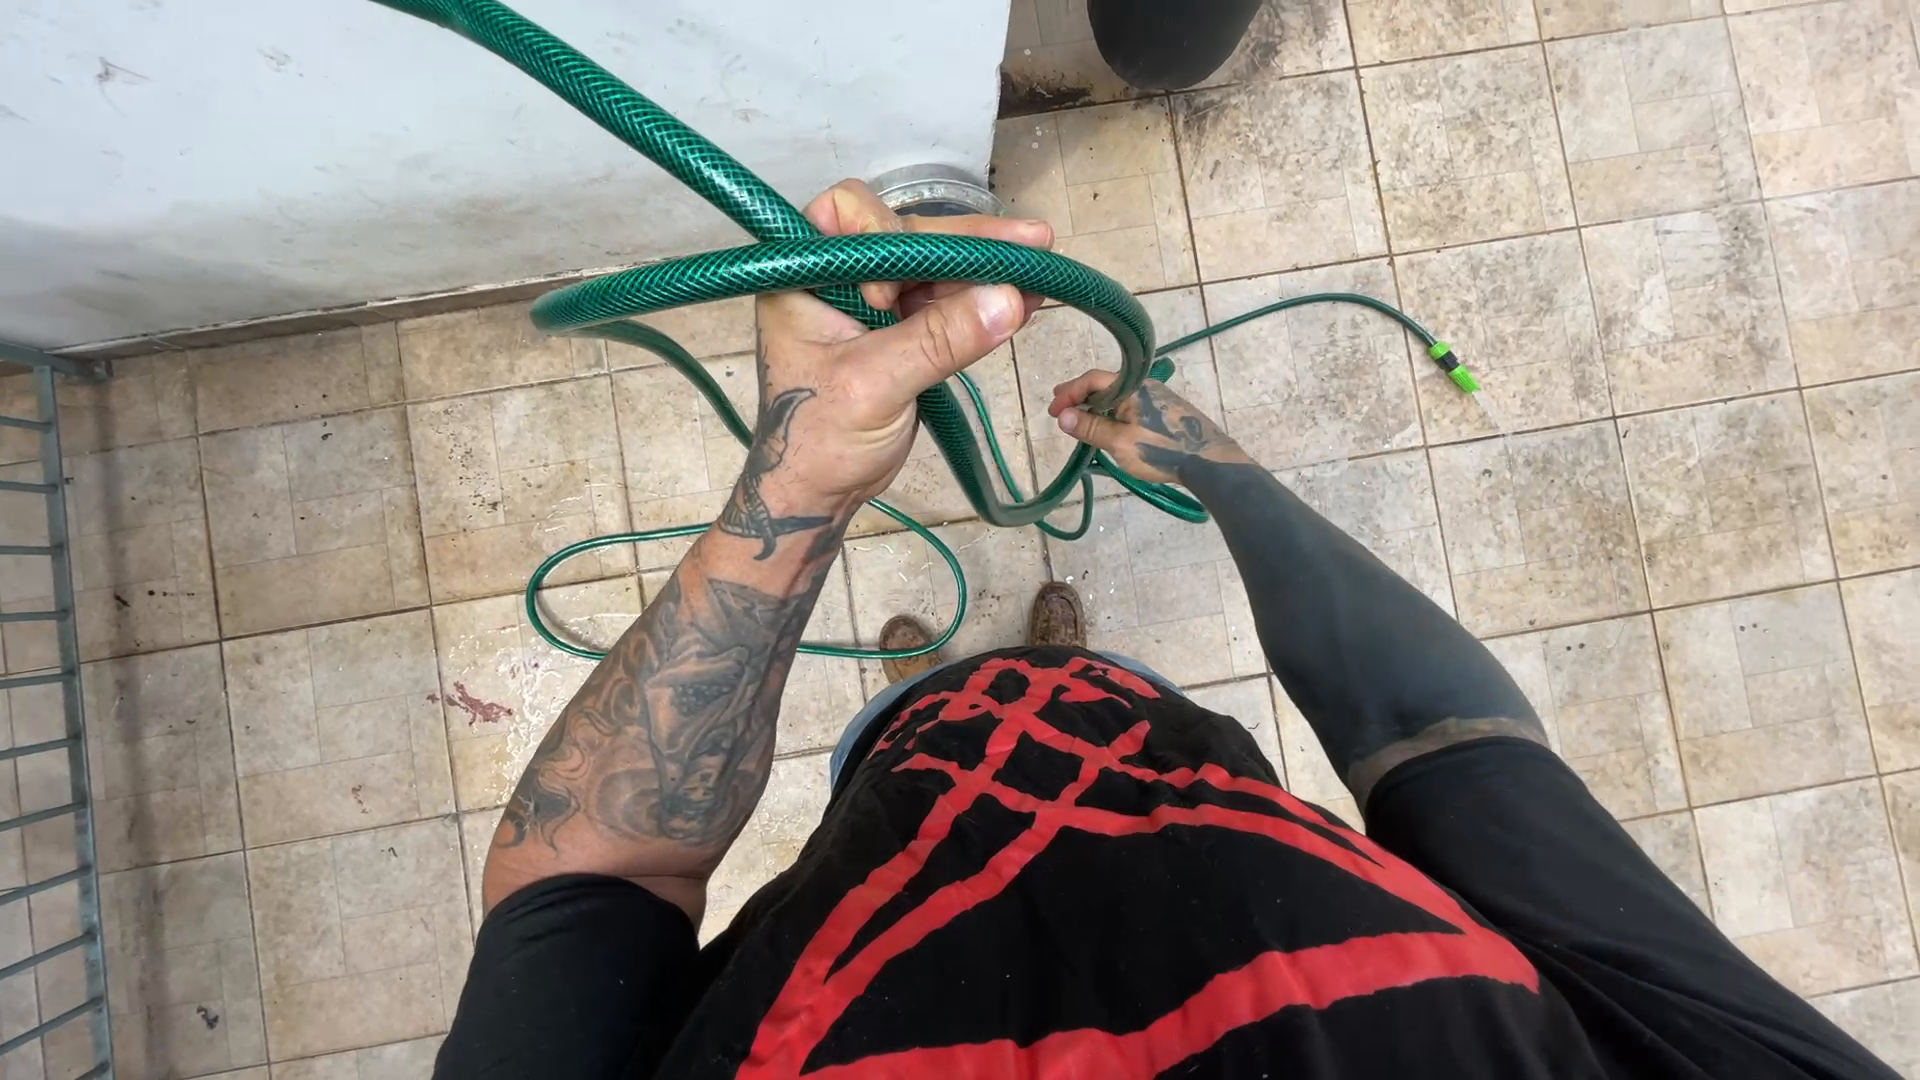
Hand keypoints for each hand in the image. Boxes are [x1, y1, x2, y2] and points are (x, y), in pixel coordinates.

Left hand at [730, 181, 1050, 542]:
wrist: (820, 492)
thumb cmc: (822, 440)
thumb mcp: (876, 385)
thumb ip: (938, 341)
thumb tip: (1009, 300)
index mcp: (805, 277)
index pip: (849, 217)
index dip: (891, 238)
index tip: (911, 286)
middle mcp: (837, 278)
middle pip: (905, 238)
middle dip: (965, 243)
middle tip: (1032, 240)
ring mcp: (870, 304)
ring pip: (931, 269)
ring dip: (983, 271)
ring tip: (1039, 271)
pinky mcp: (897, 331)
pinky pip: (942, 305)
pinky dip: (979, 305)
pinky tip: (1023, 300)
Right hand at [1048, 370, 1249, 484]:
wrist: (1208, 461)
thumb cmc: (1162, 450)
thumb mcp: (1120, 442)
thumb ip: (1091, 428)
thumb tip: (1062, 417)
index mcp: (1132, 387)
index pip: (1092, 380)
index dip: (1069, 393)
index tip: (1053, 412)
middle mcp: (1144, 386)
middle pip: (1104, 385)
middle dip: (1079, 396)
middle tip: (1059, 407)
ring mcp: (1156, 398)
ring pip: (1117, 397)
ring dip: (1094, 407)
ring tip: (1078, 420)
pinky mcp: (1164, 412)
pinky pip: (1129, 406)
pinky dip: (1110, 413)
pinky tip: (1106, 427)